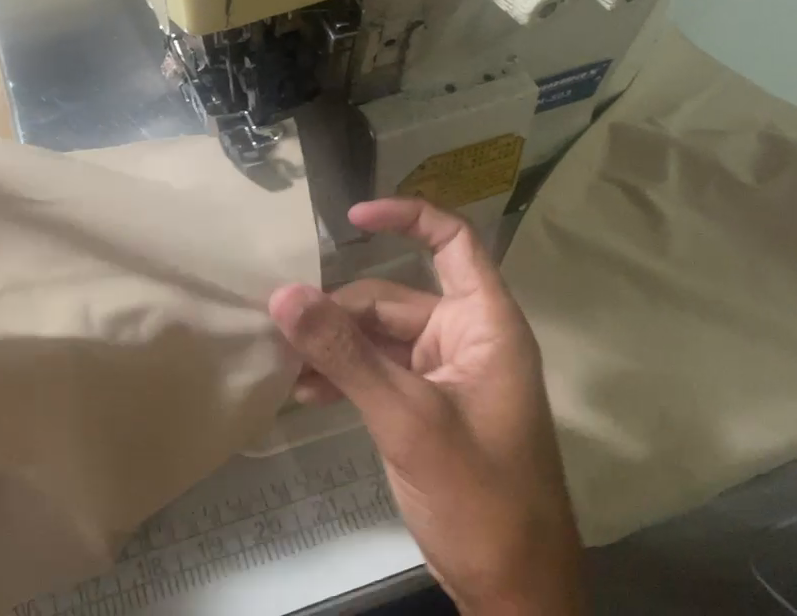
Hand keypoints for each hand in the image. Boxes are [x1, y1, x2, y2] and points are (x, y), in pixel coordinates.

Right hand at [268, 199, 583, 615]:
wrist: (513, 591)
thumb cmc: (480, 496)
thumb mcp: (407, 419)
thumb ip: (345, 354)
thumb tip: (283, 294)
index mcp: (485, 326)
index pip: (453, 243)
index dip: (407, 218)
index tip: (351, 219)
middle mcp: (465, 340)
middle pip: (392, 299)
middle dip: (338, 312)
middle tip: (282, 330)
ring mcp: (443, 376)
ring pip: (377, 339)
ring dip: (333, 348)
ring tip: (283, 363)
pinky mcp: (424, 409)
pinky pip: (376, 374)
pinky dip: (343, 378)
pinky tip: (303, 392)